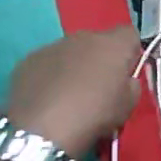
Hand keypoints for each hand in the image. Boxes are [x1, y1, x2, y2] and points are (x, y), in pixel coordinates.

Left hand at [6, 26, 142, 155]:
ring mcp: (52, 46)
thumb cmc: (96, 114)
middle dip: (100, 59)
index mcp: (112, 45)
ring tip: (70, 96)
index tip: (126, 72)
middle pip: (98, 41)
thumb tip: (124, 79)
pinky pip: (47, 64)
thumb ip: (131, 85)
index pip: (129, 33)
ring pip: (70, 52)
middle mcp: (82, 37)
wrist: (43, 127)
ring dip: (74, 67)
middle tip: (98, 88)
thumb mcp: (129, 106)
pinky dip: (51, 76)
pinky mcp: (28, 60)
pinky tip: (49, 99)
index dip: (130, 52)